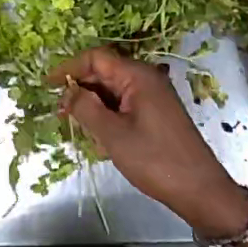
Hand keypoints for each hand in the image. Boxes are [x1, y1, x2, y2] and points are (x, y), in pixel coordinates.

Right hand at [49, 47, 247, 238]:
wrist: (199, 189)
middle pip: (104, 73)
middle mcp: (146, 78)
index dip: (70, 67)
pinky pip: (124, 105)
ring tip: (75, 127)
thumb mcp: (113, 135)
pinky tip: (99, 138)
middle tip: (59, 111)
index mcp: (137, 75)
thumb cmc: (155, 159)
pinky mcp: (156, 113)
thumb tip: (67, 89)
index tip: (48, 85)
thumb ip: (86, 107)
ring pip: (113, 91)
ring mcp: (153, 96)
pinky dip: (108, 116)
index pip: (96, 58)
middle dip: (79, 89)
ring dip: (92, 105)